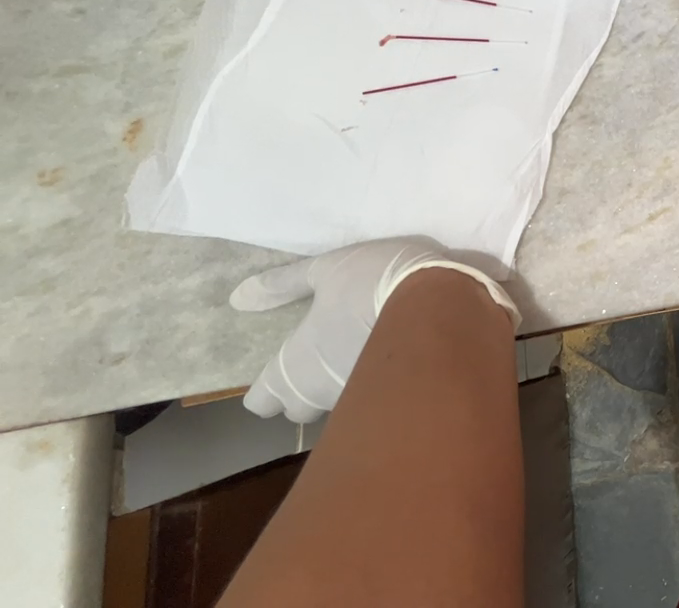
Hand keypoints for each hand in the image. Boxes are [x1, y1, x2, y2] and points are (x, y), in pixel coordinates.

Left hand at [229, 236, 519, 421]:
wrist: (438, 299)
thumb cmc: (371, 283)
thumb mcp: (327, 269)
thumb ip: (285, 284)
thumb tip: (239, 298)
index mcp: (293, 367)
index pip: (262, 403)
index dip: (271, 388)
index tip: (288, 368)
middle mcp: (320, 391)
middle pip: (302, 410)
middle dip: (309, 393)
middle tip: (328, 361)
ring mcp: (361, 394)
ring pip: (342, 404)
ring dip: (348, 386)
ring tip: (366, 359)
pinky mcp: (398, 391)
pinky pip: (378, 394)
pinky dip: (382, 382)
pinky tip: (397, 360)